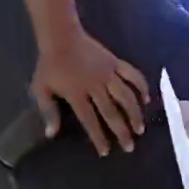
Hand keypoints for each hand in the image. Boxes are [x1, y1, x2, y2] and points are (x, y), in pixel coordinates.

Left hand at [29, 31, 149, 155]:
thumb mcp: (42, 90)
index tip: (106, 151)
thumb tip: (51, 134)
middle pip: (111, 112)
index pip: (90, 120)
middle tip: (130, 147)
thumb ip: (49, 112)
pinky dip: (141, 86)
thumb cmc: (49, 65)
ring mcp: (108, 73)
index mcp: (77, 94)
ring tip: (140, 129)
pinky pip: (132, 74)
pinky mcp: (115, 62)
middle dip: (121, 131)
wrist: (61, 36)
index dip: (99, 137)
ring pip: (125, 96)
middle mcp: (95, 85)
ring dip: (134, 113)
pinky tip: (147, 99)